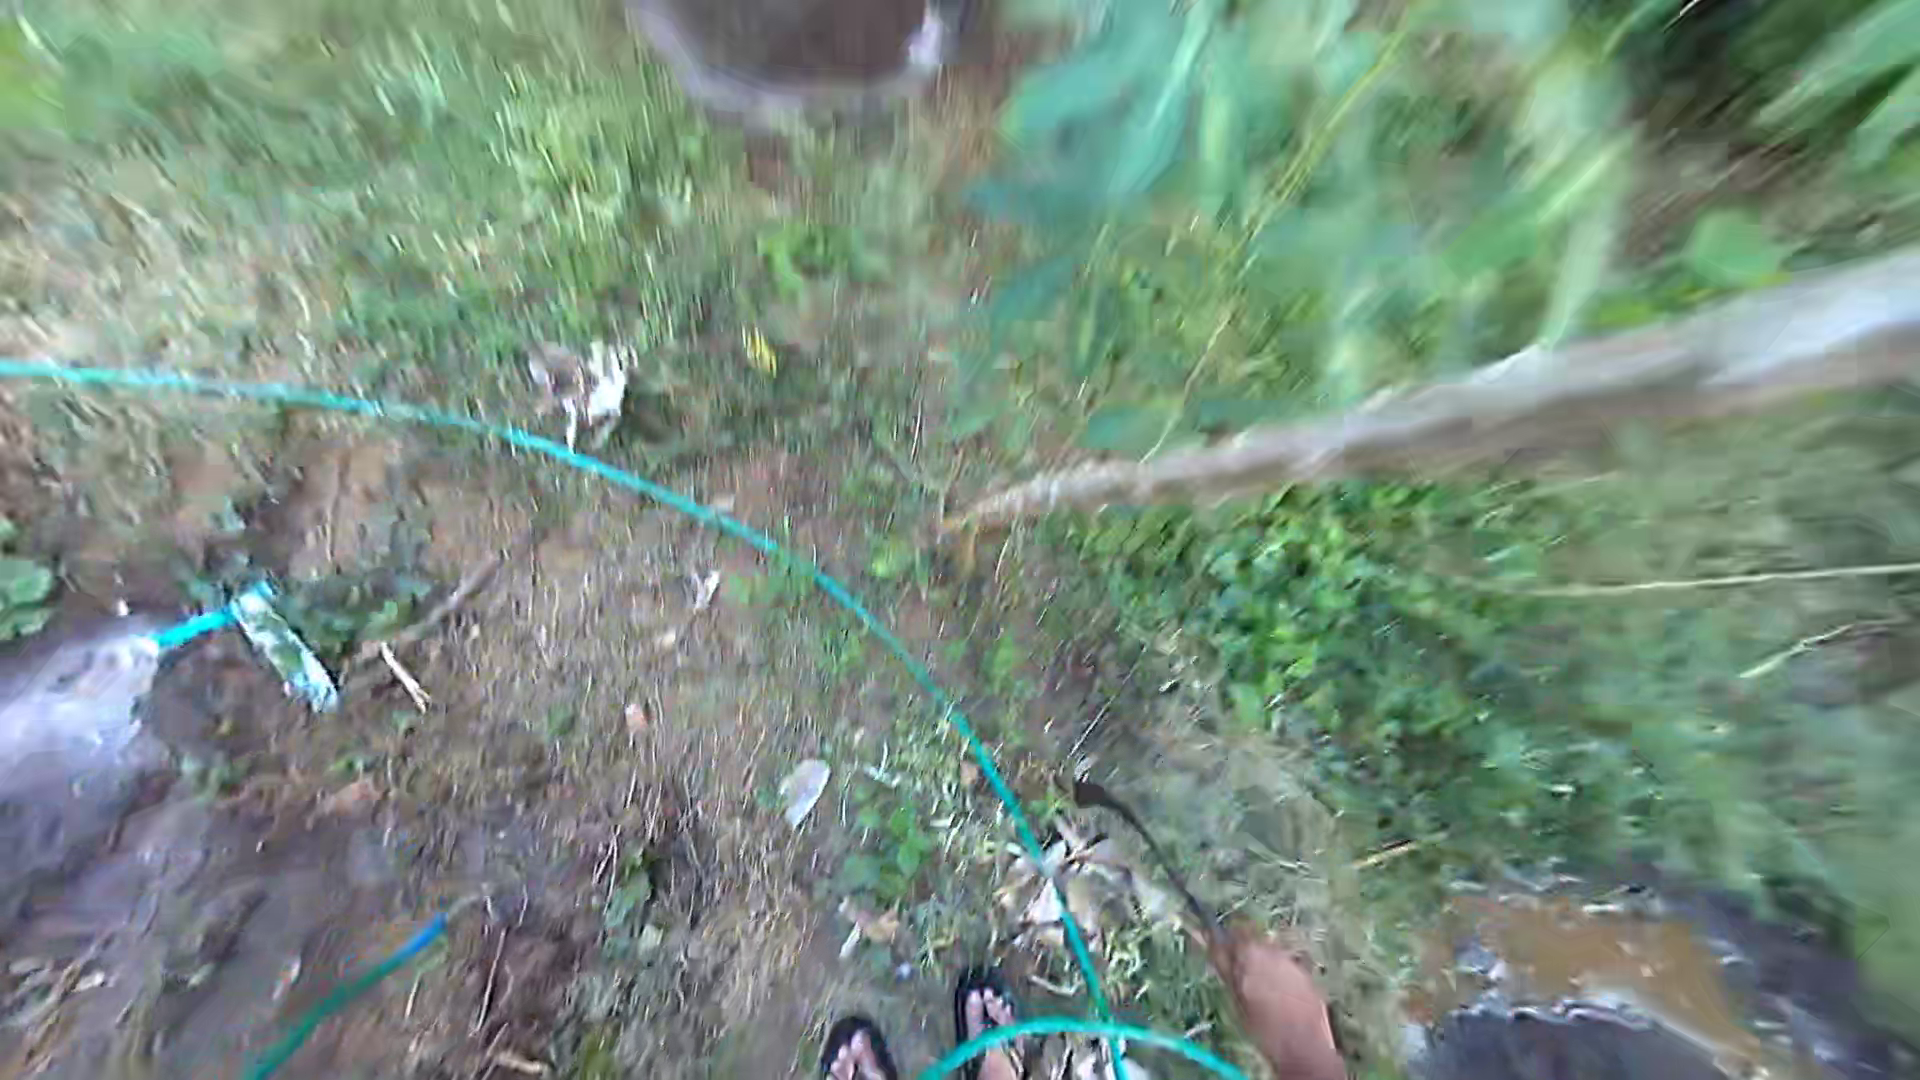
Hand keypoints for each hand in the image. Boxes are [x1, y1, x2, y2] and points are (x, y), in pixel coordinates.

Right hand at [1206, 921, 1346, 1079]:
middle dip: (1247, 954)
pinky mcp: (1307, 976)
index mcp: (1249, 950)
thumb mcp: (1234, 997)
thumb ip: (1221, 963)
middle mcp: (1272, 949)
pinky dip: (1282, 977)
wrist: (1305, 1052)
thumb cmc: (1262, 1027)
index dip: (1227, 944)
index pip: (1233, 931)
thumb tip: (1203, 936)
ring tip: (1264, 991)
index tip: (1225, 957)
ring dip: (1264, 965)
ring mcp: (1292, 962)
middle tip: (1244, 978)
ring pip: (1271, 955)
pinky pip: (1287, 969)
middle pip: (1254, 941)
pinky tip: (1282, 999)